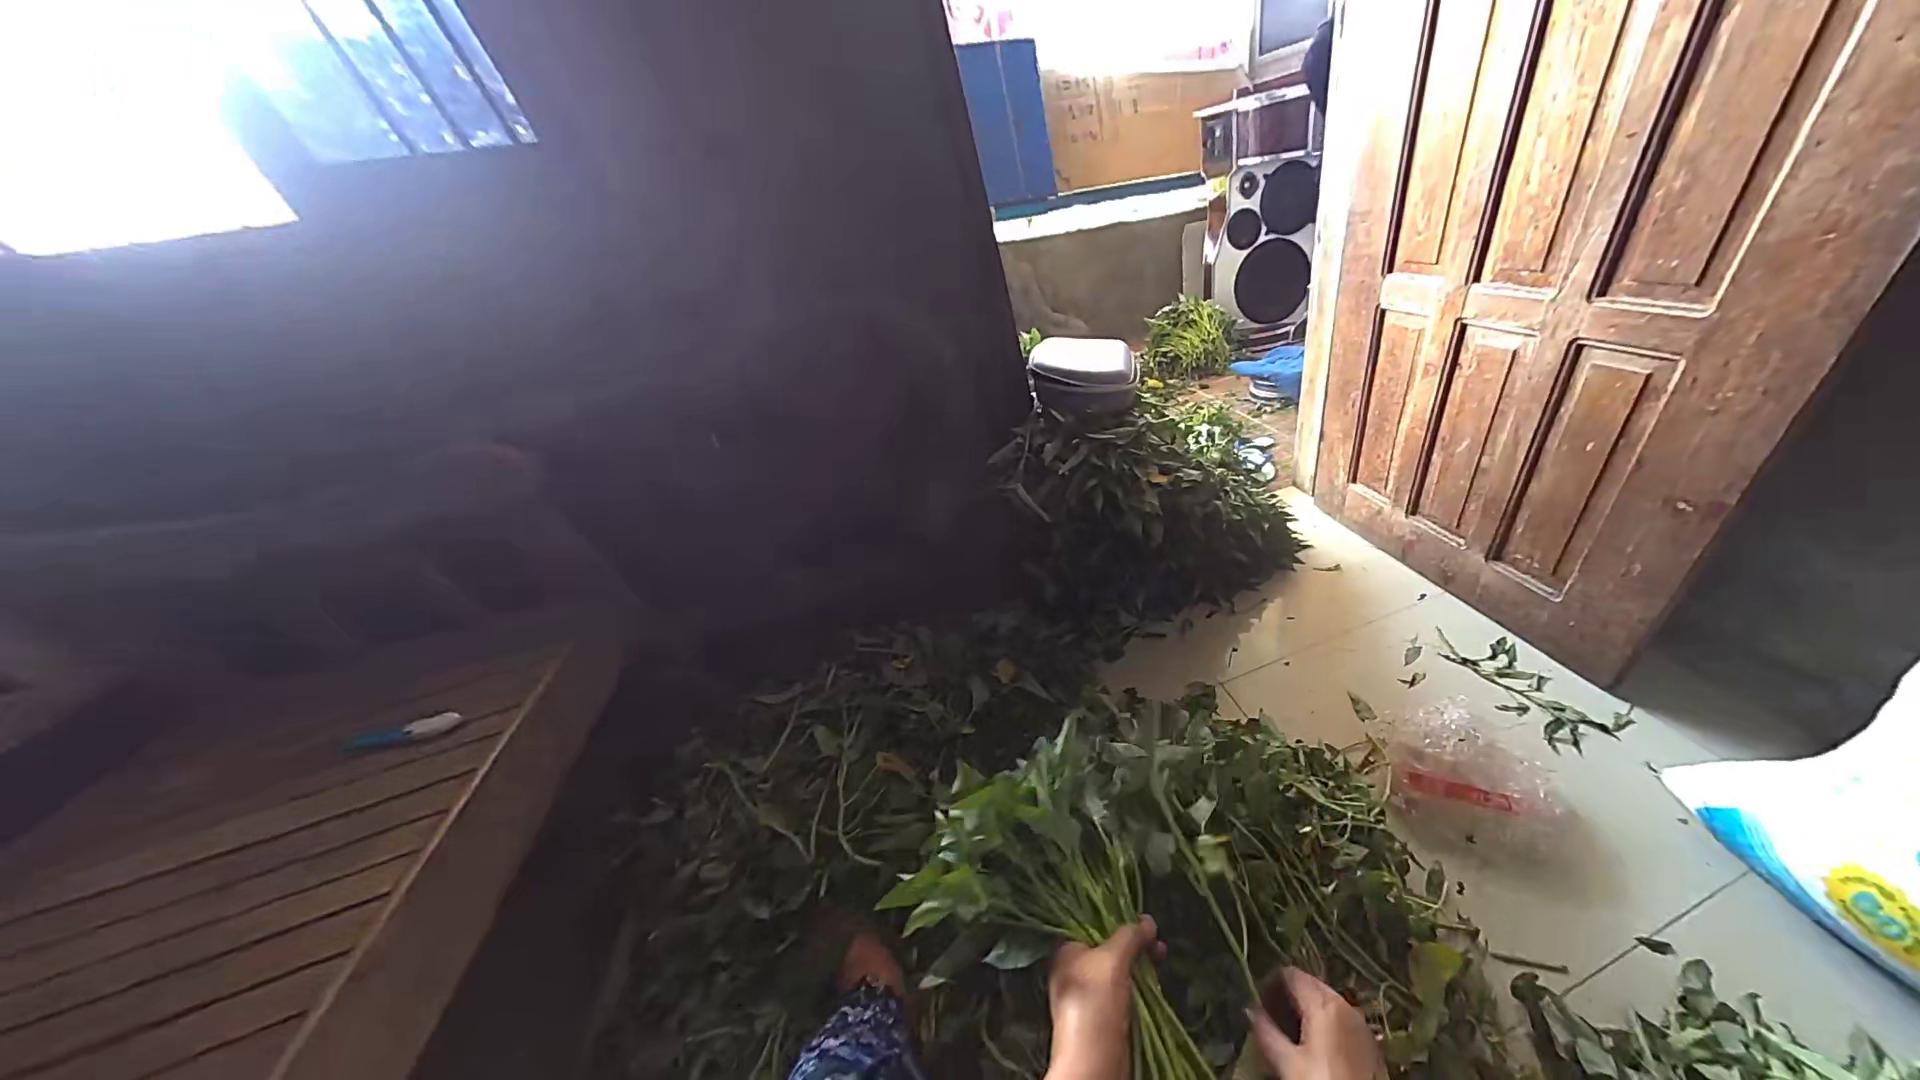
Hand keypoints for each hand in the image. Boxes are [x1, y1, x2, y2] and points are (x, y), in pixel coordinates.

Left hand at [1046, 917, 1163, 1079]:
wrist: (1093, 1065)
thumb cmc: (1094, 1003)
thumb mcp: (1111, 960)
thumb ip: (1129, 938)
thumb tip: (1147, 920)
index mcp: (1066, 950)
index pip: (1092, 925)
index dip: (1118, 921)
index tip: (1143, 922)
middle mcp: (1074, 970)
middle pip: (1108, 947)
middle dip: (1135, 944)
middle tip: (1159, 944)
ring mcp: (1088, 995)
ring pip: (1118, 970)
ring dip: (1140, 963)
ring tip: (1162, 957)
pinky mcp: (1103, 1016)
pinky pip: (1123, 992)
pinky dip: (1139, 985)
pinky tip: (1155, 983)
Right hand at [1247, 968, 1382, 1079]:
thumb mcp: (1288, 1062)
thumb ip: (1265, 1031)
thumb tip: (1250, 1010)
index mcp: (1323, 1003)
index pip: (1290, 974)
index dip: (1271, 983)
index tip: (1261, 1001)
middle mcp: (1344, 1004)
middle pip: (1309, 984)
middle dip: (1288, 994)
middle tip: (1273, 1015)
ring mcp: (1360, 1022)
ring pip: (1325, 999)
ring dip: (1306, 1007)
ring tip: (1292, 1030)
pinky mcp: (1369, 1040)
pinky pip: (1340, 1016)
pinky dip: (1324, 1020)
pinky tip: (1316, 1042)